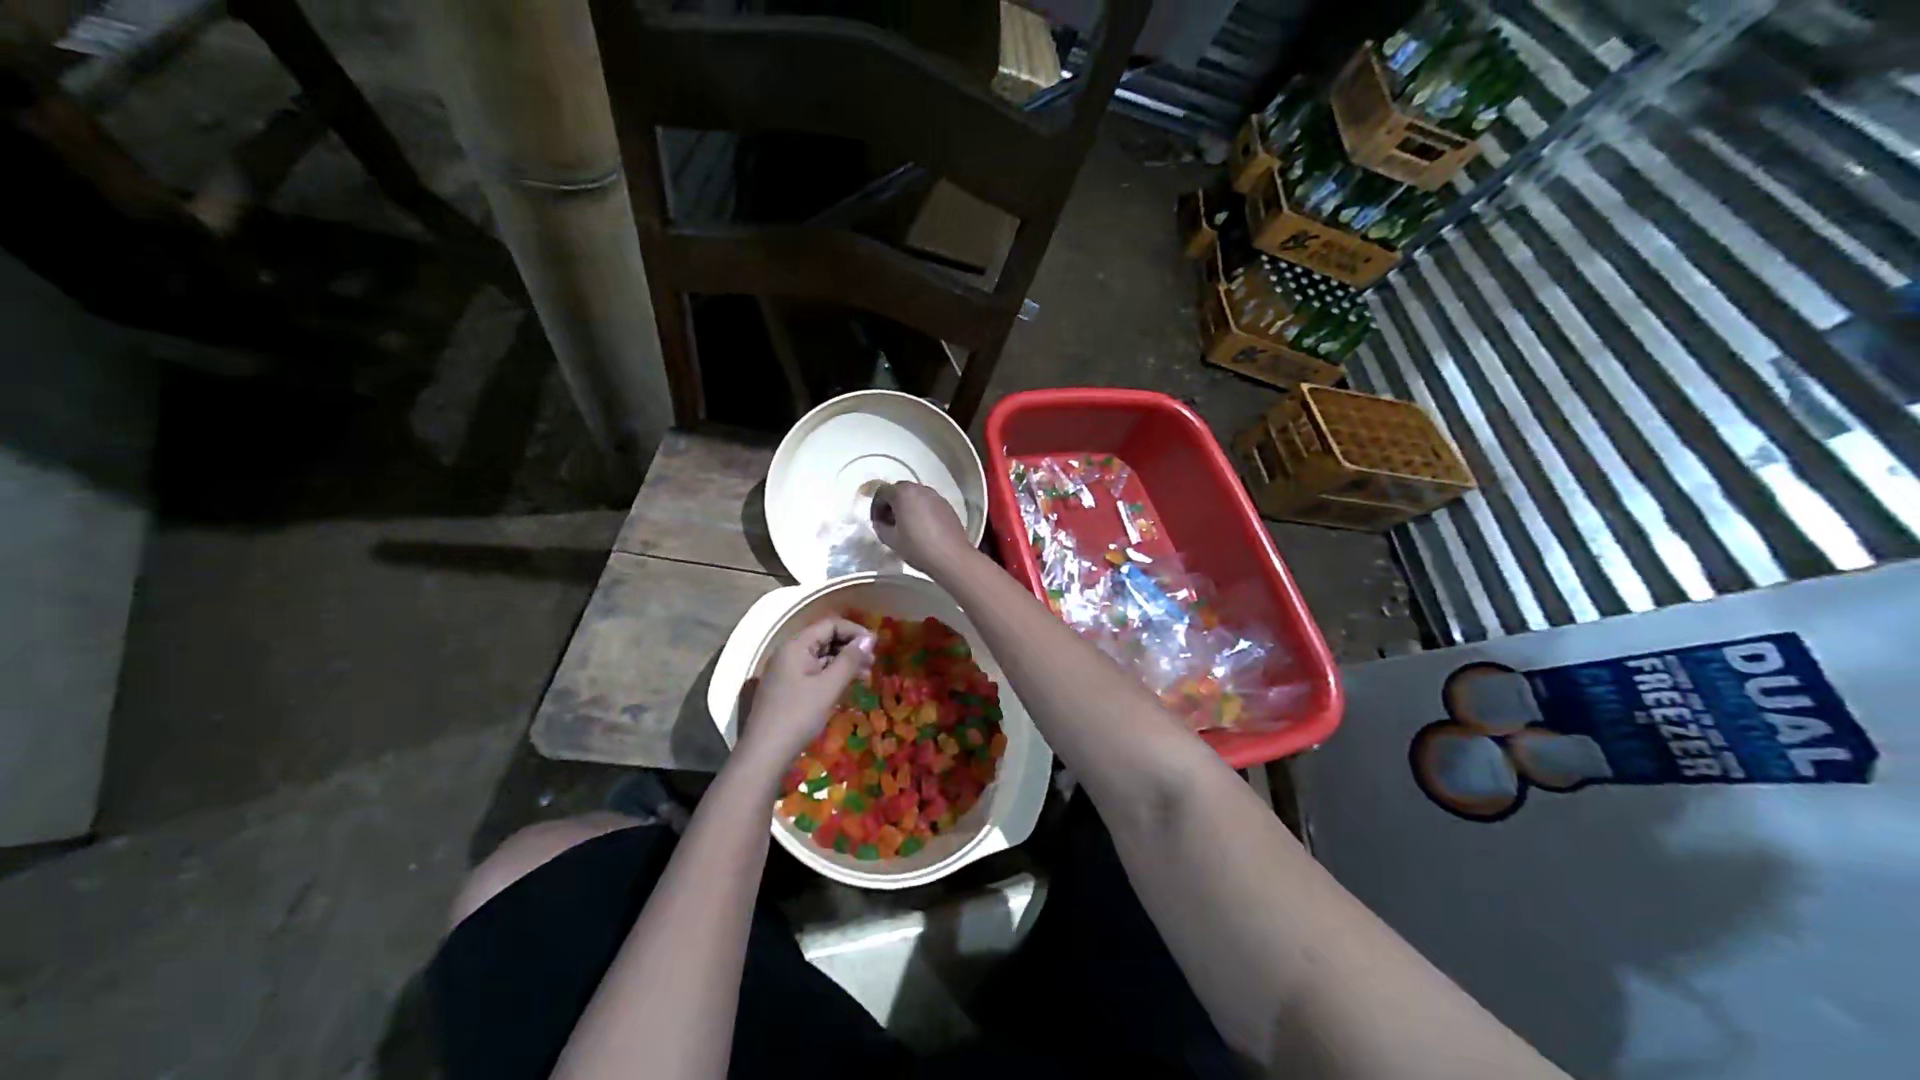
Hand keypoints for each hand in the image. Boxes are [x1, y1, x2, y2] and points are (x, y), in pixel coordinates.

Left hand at [741, 617, 873, 761]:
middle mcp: (788, 653)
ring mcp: (786, 671)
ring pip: (820, 657)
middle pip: (824, 639)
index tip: (875, 646)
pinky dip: (831, 676)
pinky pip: (813, 673)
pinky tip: (846, 687)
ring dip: (843, 663)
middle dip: (850, 648)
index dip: (854, 631)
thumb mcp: (829, 687)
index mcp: (796, 646)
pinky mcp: (787, 689)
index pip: (829, 625)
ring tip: (865, 676)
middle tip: (873, 663)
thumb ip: (850, 660)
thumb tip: (869, 638)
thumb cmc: (798, 716)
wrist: (765, 754)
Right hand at [871, 482, 970, 573]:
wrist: (952, 557)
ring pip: (915, 496)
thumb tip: (880, 521)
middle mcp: (920, 488)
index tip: (877, 522)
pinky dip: (921, 510)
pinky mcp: (947, 505)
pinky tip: (923, 527)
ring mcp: (936, 496)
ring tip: (907, 525)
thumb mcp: (891, 540)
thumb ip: (880, 526)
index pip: (882, 492)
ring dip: (907, 506)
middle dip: (892, 504)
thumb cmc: (918, 548)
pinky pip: (928, 503)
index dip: (876, 507)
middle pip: (900, 490)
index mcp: (903, 493)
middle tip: (890, 522)